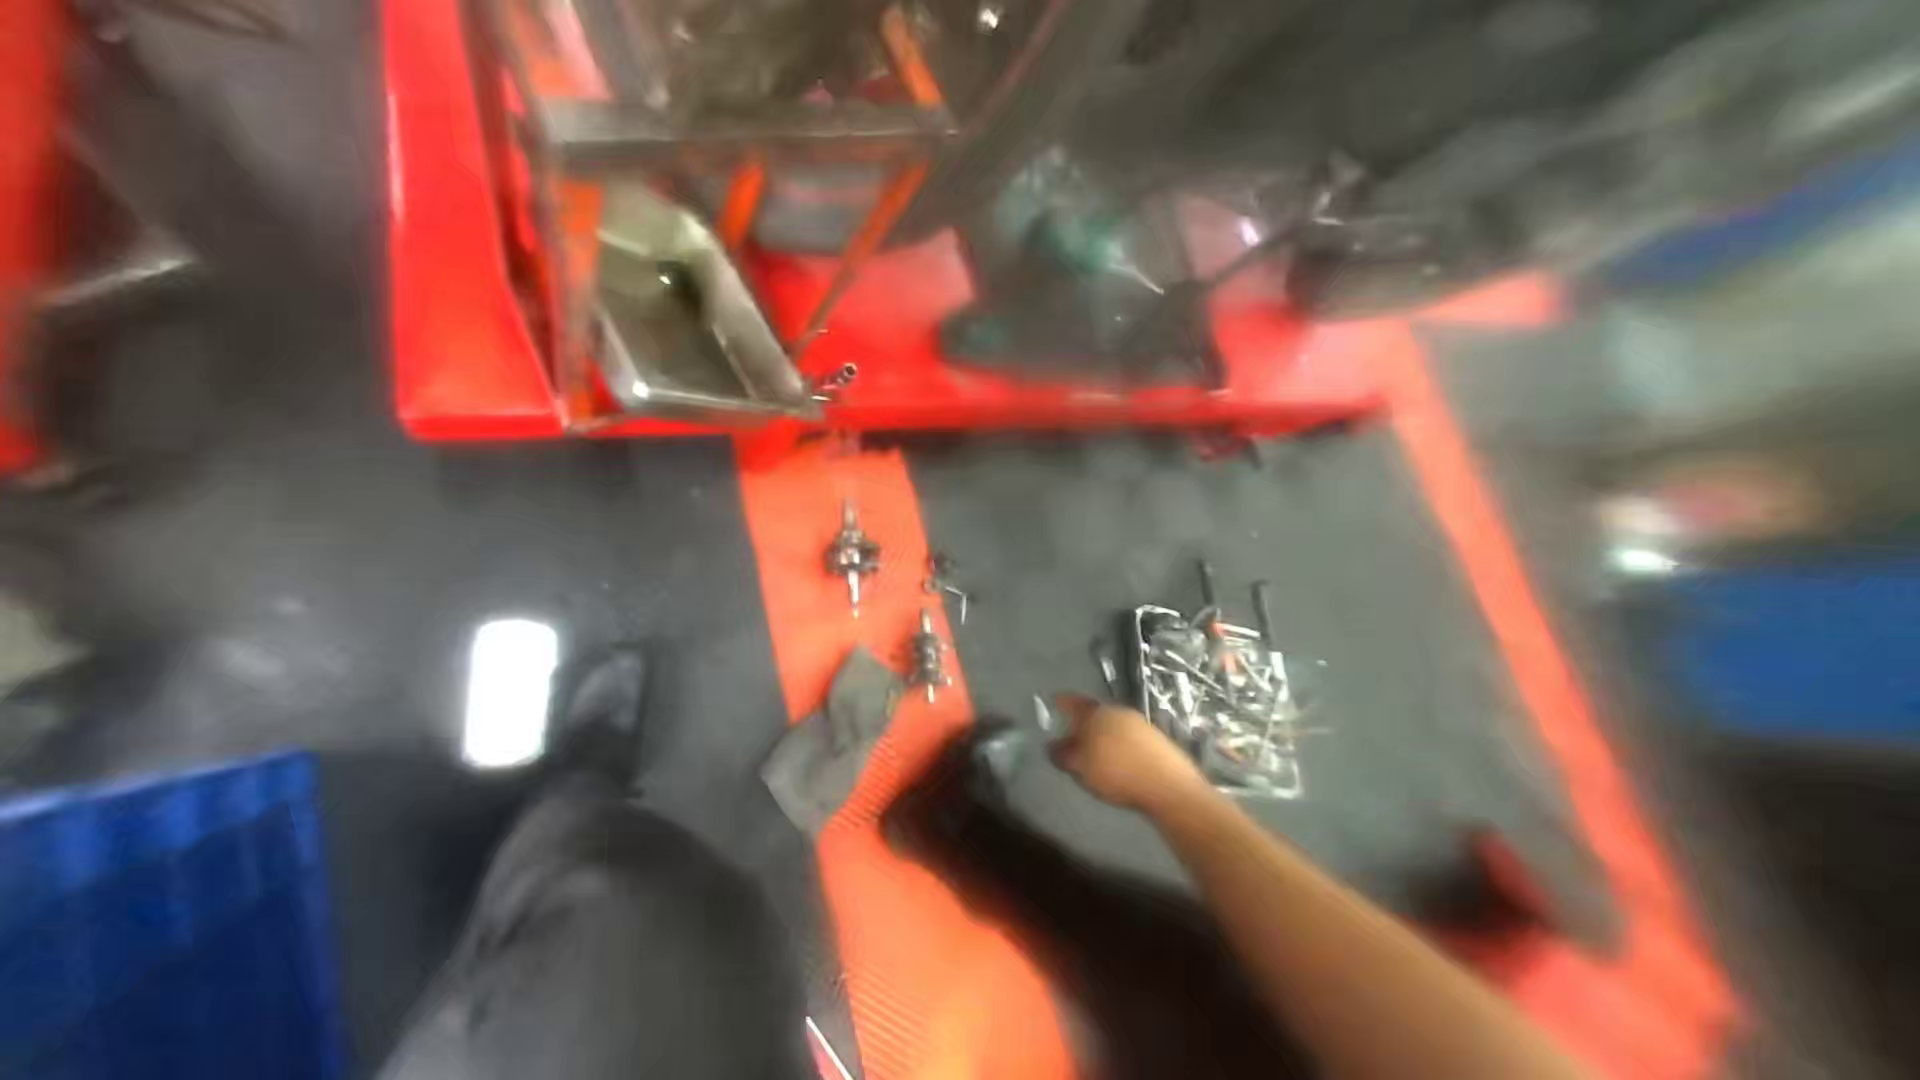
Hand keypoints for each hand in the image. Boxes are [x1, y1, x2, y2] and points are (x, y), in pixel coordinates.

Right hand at [1051, 695, 1209, 814]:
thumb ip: (1062, 754)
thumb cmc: (1115, 773)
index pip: (1074, 702)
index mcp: (1095, 714)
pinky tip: (1121, 763)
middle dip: (1083, 724)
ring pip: (1114, 725)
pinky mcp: (1156, 738)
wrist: (1168, 785)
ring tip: (1097, 754)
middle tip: (1074, 739)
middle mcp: (1118, 712)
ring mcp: (1140, 723)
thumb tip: (1052, 745)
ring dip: (1104, 735)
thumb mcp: (1079, 767)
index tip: (1054, 702)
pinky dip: (1121, 745)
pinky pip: (1130, 737)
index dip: (1062, 702)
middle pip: (1095, 713)